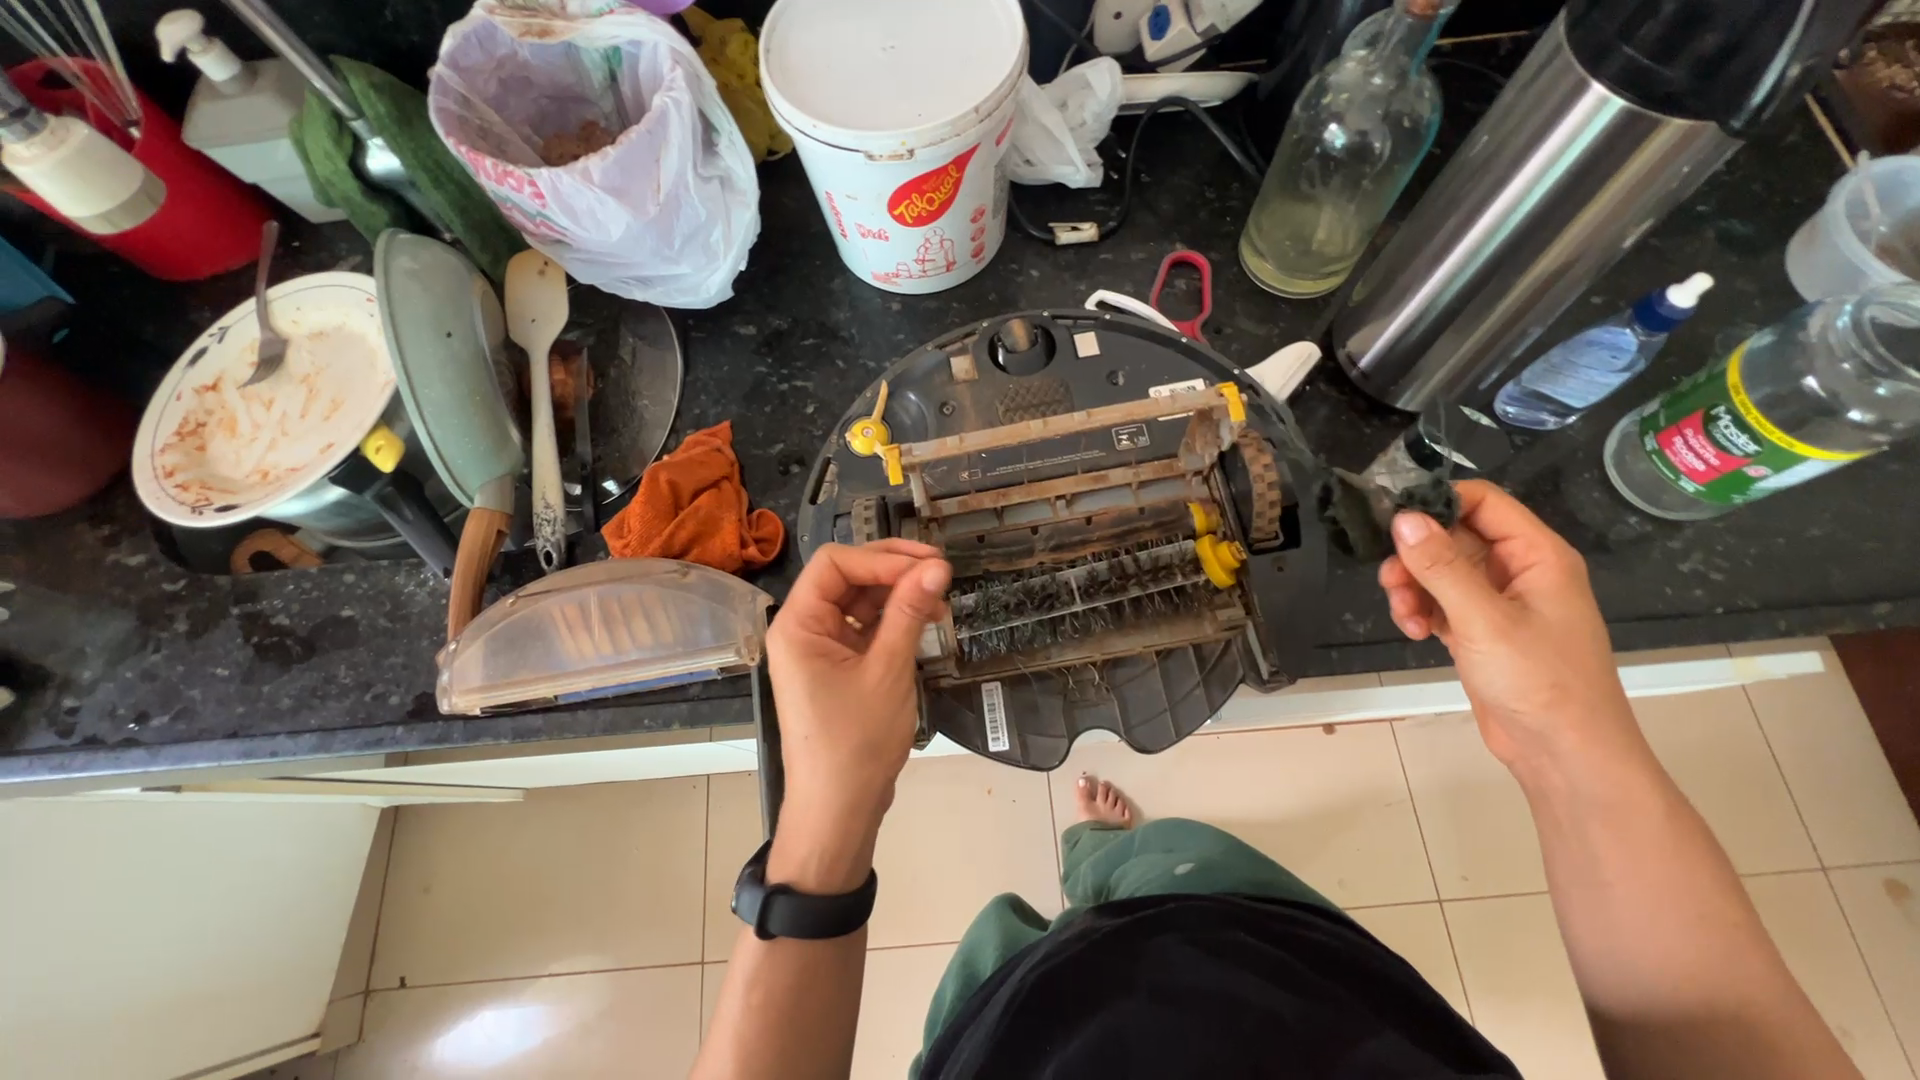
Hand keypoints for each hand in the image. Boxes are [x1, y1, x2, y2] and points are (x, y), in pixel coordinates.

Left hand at [765, 539, 950, 889]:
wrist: (839, 809)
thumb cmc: (856, 742)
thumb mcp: (887, 671)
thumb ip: (909, 613)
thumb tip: (937, 567)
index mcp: (798, 625)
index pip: (835, 564)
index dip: (882, 558)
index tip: (928, 565)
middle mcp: (803, 629)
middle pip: (847, 578)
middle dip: (894, 571)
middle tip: (941, 572)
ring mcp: (821, 649)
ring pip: (860, 602)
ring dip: (899, 596)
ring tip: (940, 603)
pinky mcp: (838, 667)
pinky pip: (865, 629)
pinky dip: (895, 622)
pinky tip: (926, 624)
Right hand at [1377, 480, 1641, 773]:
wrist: (1563, 752)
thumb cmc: (1538, 680)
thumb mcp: (1483, 619)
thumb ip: (1441, 566)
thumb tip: (1403, 517)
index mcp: (1536, 555)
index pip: (1482, 502)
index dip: (1438, 503)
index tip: (1391, 522)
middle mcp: (1518, 571)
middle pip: (1453, 537)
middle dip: (1416, 557)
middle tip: (1392, 582)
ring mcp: (1499, 602)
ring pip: (1440, 572)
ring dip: (1413, 588)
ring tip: (1406, 617)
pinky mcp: (1480, 631)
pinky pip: (1440, 603)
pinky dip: (1421, 612)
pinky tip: (1416, 633)